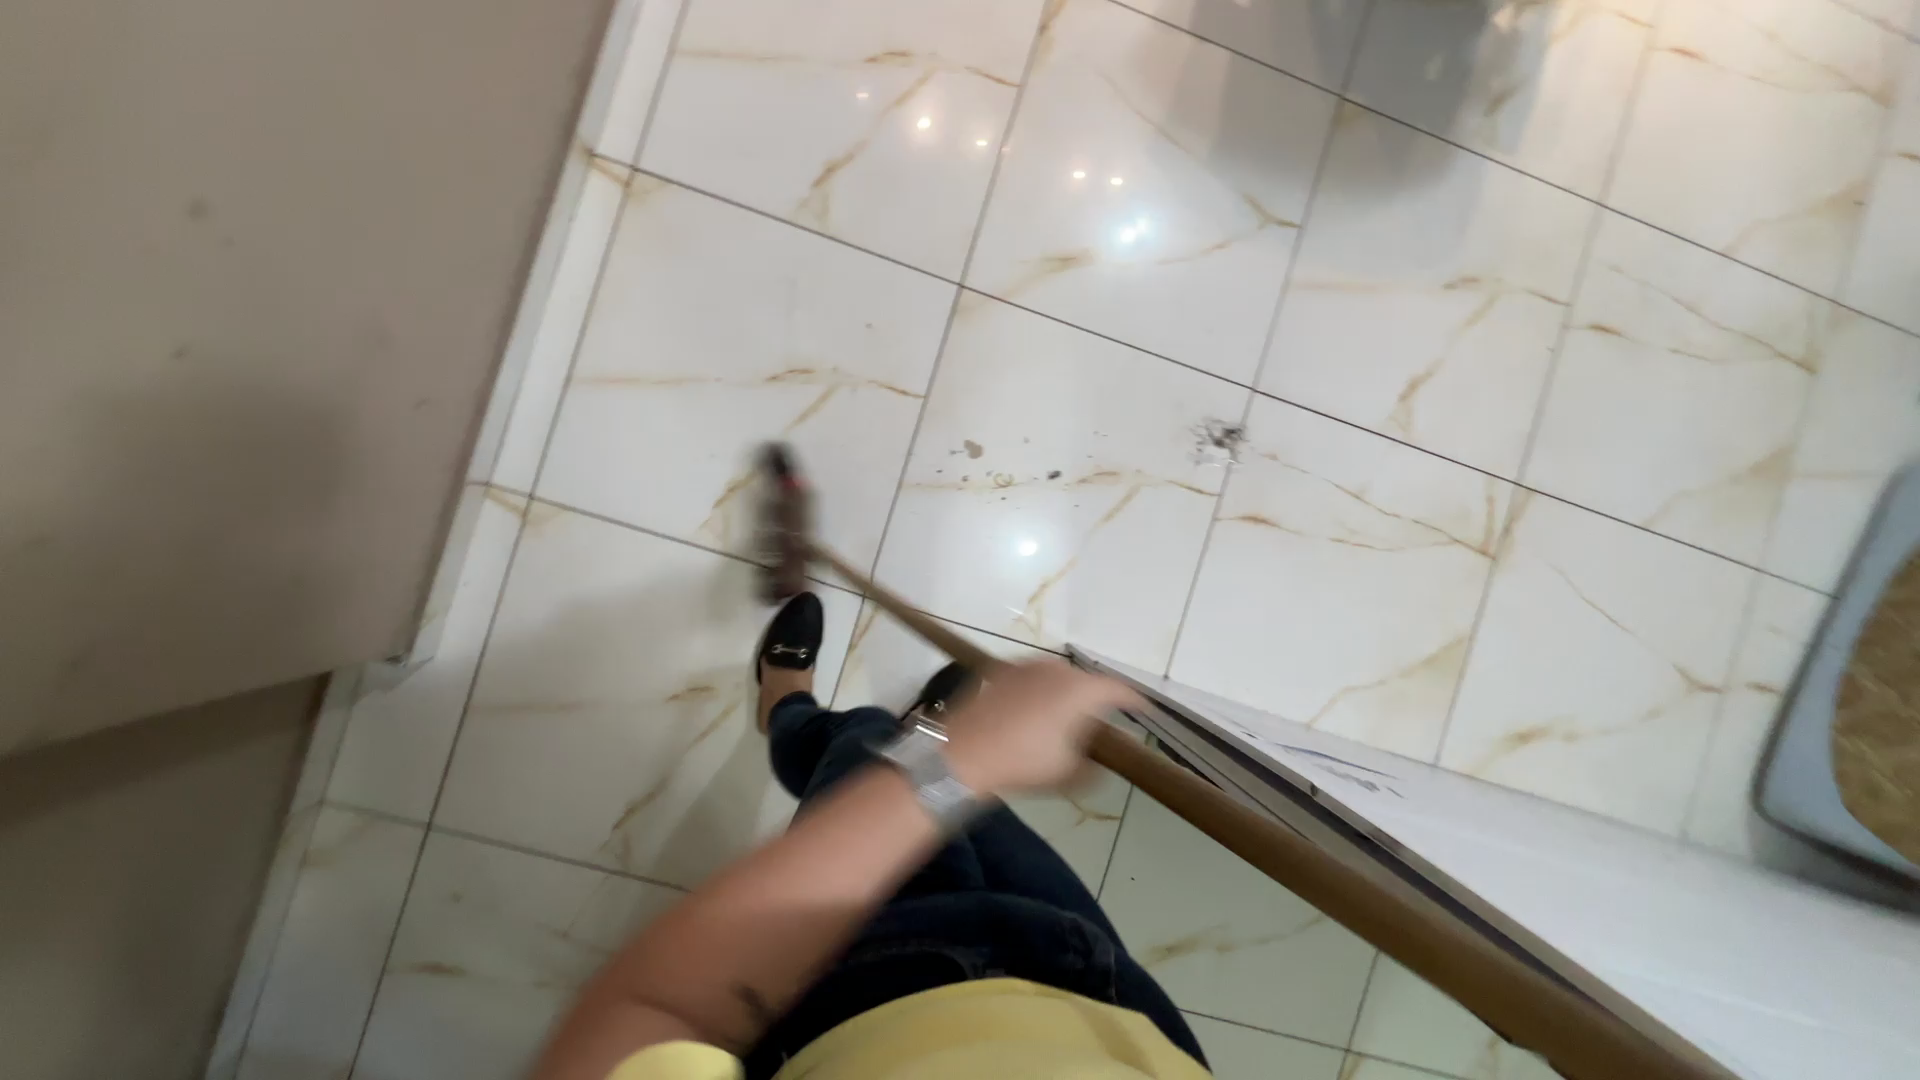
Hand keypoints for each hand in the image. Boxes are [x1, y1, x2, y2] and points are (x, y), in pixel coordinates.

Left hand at [937, 660, 1141, 795]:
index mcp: (1079, 689)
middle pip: (1086, 680)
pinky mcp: (1001, 670)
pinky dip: (1041, 690)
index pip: (1117, 690)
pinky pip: (1032, 677)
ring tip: (1066, 716)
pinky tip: (1034, 711)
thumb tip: (1102, 766)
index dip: (1133, 701)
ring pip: (1058, 676)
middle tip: (1101, 719)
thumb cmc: (1022, 761)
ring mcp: (1025, 665)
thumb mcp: (1067, 773)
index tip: (1143, 710)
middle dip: (1095, 698)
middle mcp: (1056, 668)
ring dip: (1066, 692)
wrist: (962, 751)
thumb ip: (1094, 768)